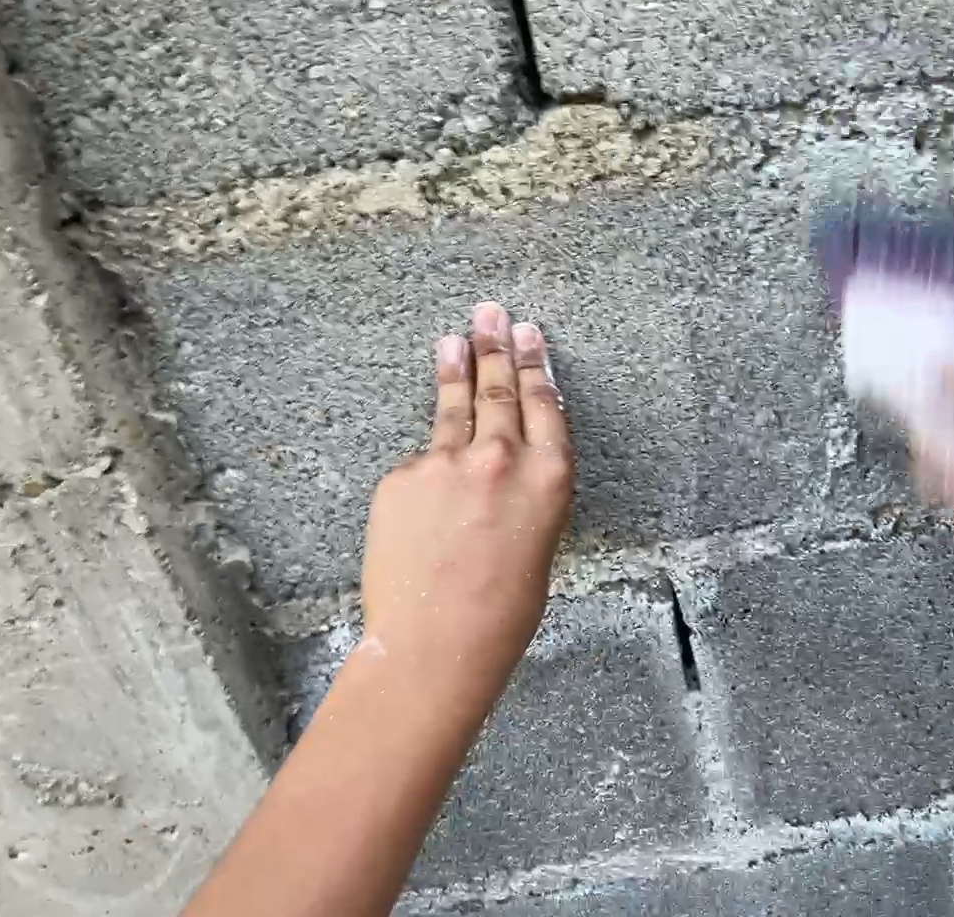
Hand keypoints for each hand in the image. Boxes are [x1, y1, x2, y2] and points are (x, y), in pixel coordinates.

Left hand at [359, 301, 574, 699]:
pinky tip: (430, 470)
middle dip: (496, 346)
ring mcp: (448, 462)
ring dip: (456, 368)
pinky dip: (427, 459)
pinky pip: (420, 459)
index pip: (543, 402)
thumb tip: (508, 458)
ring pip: (455, 405)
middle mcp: (503, 456)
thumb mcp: (542, 533)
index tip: (529, 335)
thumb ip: (529, 485)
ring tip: (455, 337)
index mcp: (550, 473)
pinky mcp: (402, 477)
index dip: (535, 364)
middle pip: (500, 388)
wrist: (438, 640)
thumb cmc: (506, 603)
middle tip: (492, 313)